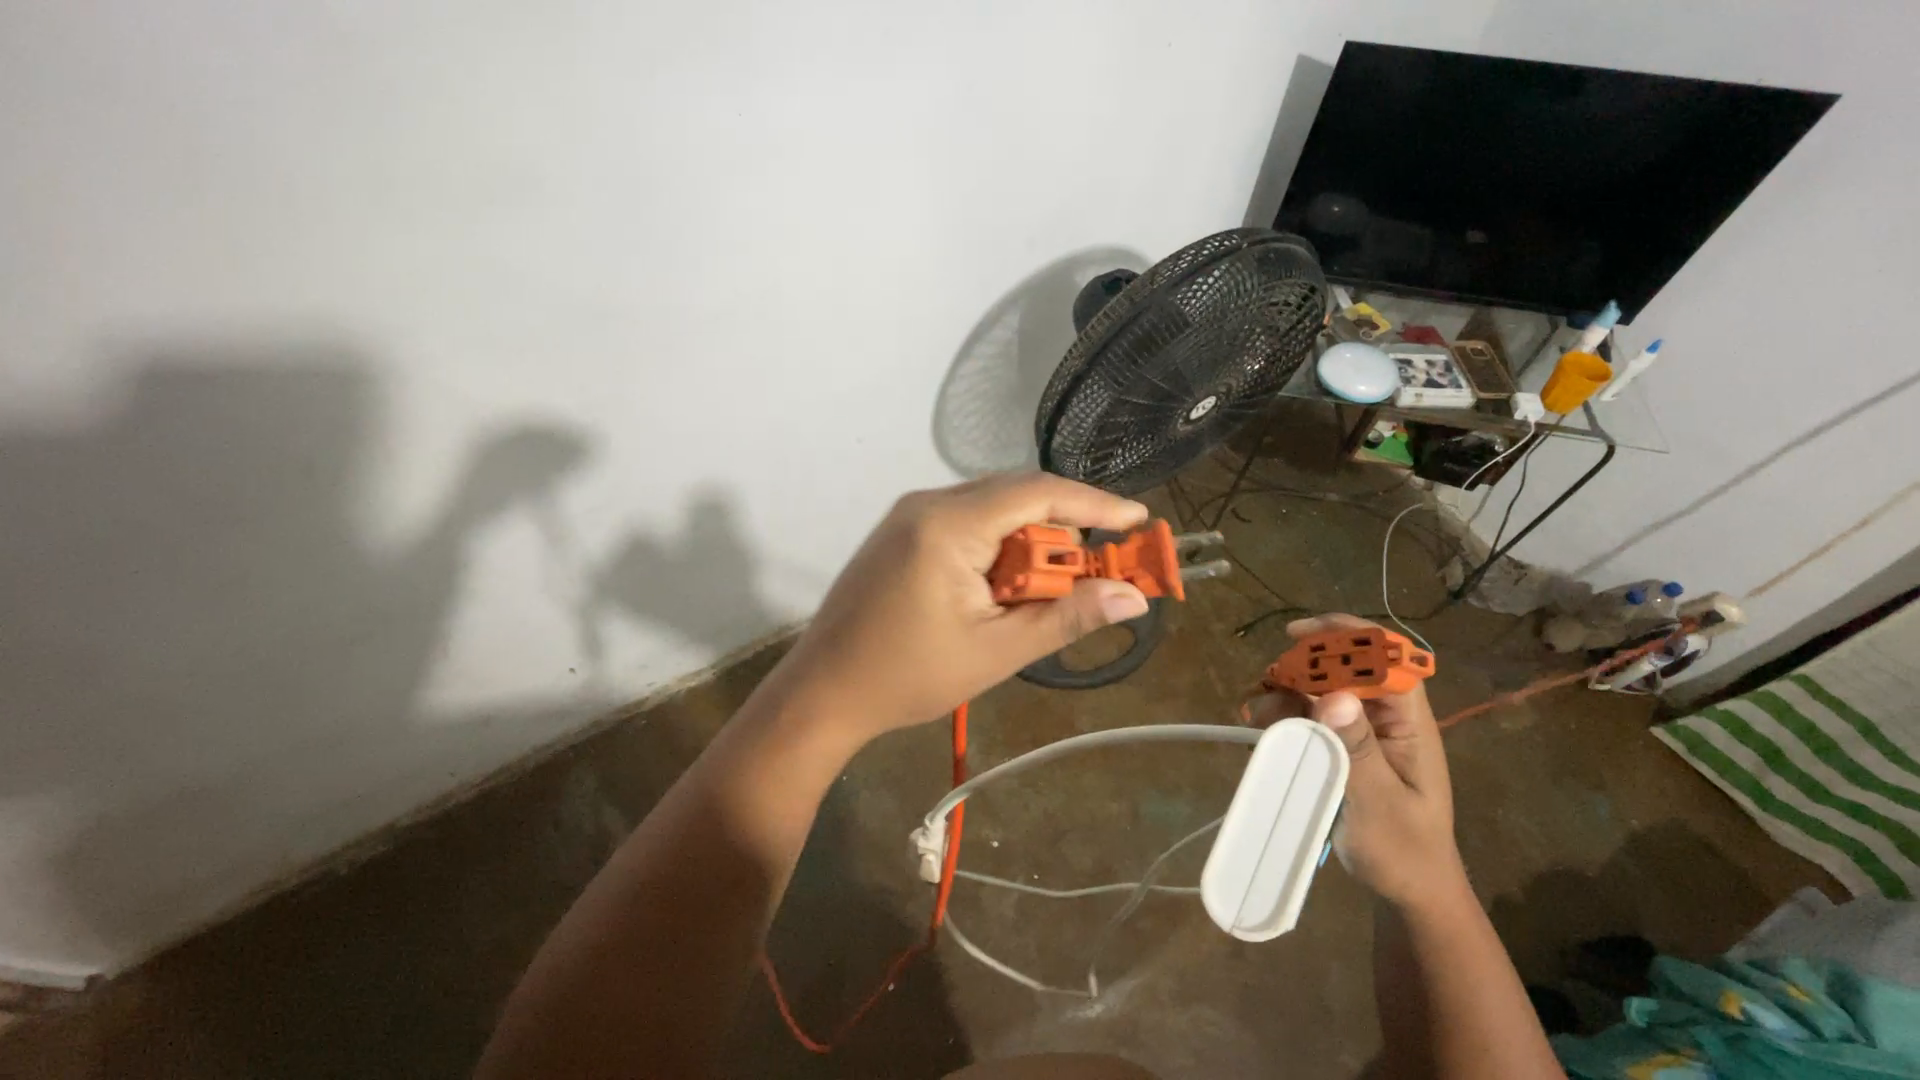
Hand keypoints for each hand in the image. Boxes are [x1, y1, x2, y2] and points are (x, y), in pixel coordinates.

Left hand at [764, 473, 1151, 745]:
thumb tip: (1132, 598)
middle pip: (1014, 494)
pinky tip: (1009, 583)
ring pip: (991, 508)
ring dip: (1030, 540)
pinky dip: (999, 545)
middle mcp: (927, 502)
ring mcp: (908, 515)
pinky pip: (966, 521)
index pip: (1037, 492)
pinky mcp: (900, 533)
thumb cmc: (908, 676)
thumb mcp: (997, 650)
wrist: (823, 692)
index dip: (1093, 505)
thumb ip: (1067, 617)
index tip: (1137, 521)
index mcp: (948, 524)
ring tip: (1055, 585)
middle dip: (1063, 528)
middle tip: (1100, 567)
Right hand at [1244, 615, 1466, 907]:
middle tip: (1267, 684)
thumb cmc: (1404, 850)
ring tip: (1257, 711)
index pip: (1385, 659)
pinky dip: (1282, 713)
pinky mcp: (1342, 749)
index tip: (1298, 636)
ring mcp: (1362, 733)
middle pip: (1344, 667)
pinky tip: (1259, 725)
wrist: (1410, 891)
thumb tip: (1337, 695)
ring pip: (1320, 690)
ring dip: (1286, 691)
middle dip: (1302, 666)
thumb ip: (1358, 749)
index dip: (1346, 637)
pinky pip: (1309, 717)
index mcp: (1409, 723)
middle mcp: (1385, 718)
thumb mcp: (1380, 803)